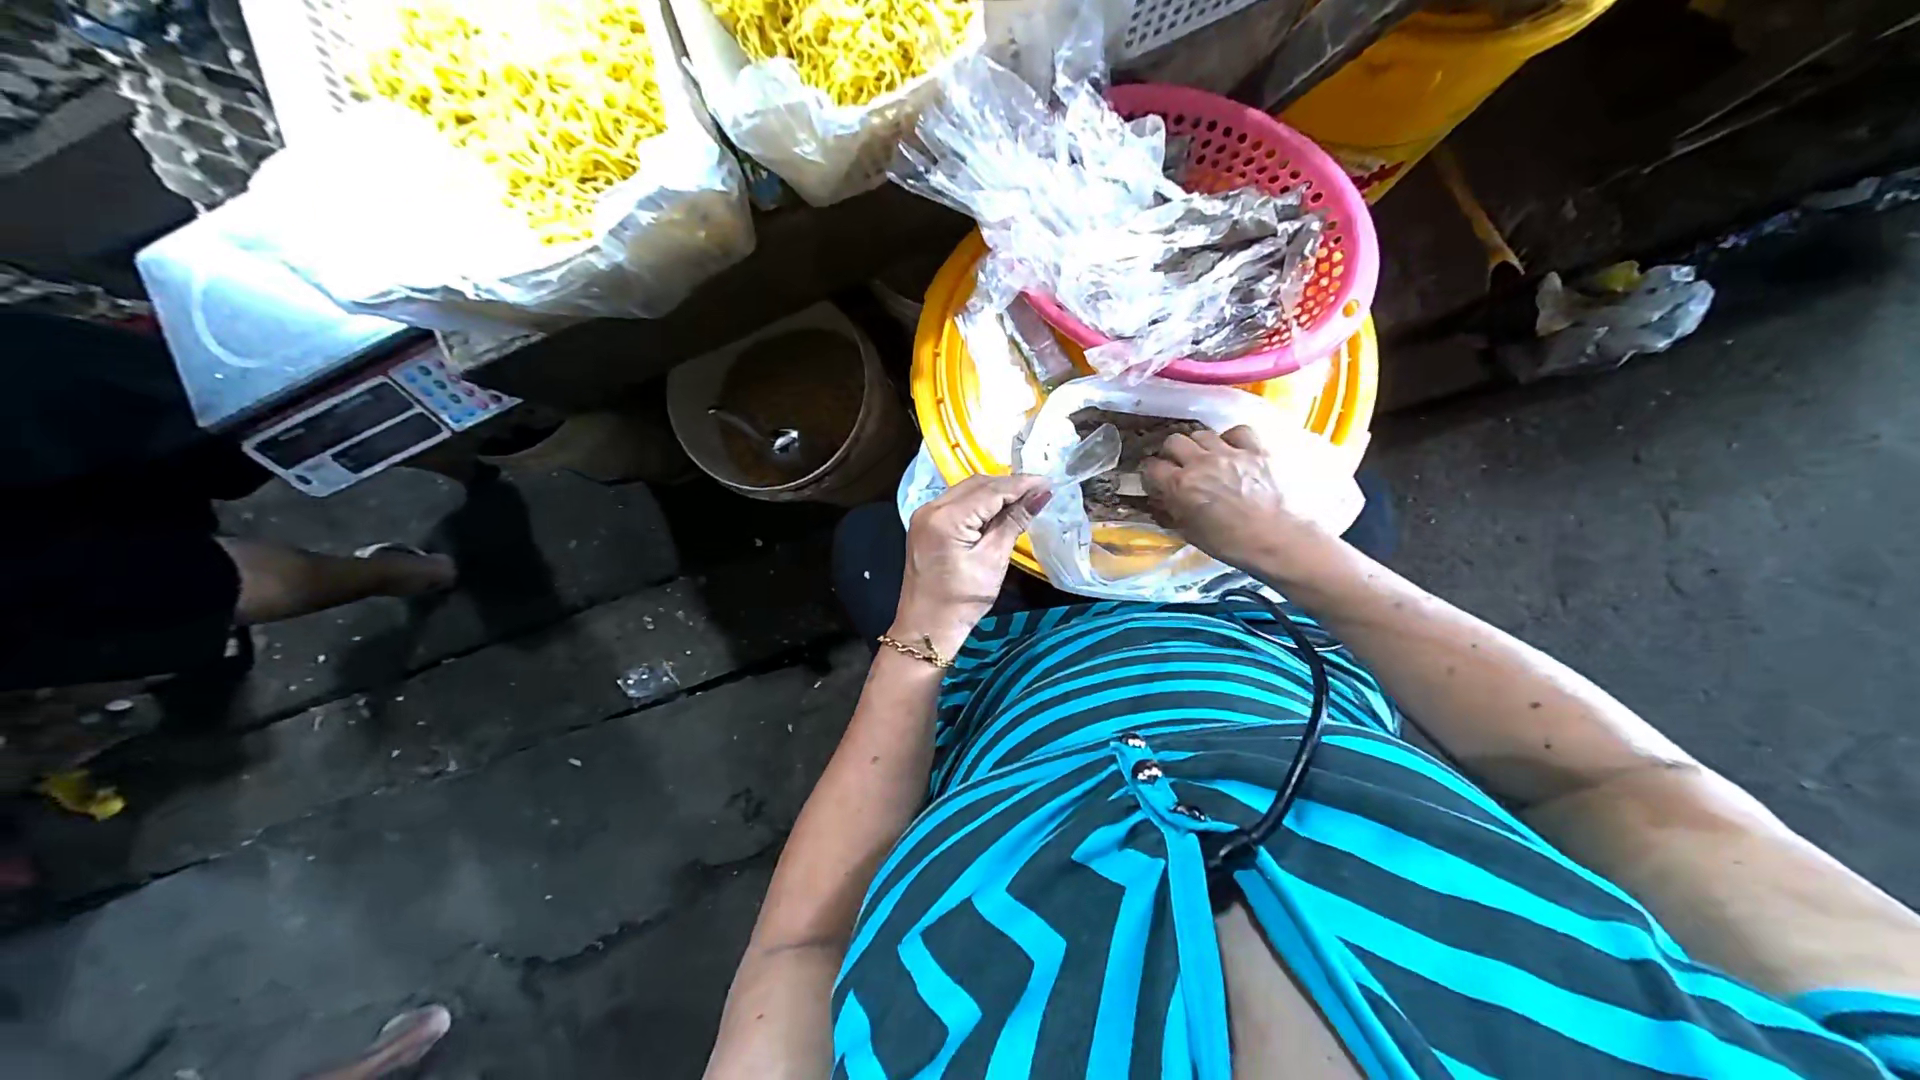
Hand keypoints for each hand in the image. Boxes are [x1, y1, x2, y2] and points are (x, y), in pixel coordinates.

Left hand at [895, 474, 1049, 655]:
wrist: (927, 625)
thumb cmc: (962, 599)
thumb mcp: (993, 559)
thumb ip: (1014, 522)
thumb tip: (1040, 495)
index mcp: (946, 518)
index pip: (990, 490)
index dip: (1021, 484)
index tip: (1048, 483)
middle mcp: (931, 508)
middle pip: (977, 484)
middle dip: (1009, 484)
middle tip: (1039, 489)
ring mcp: (924, 514)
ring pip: (966, 490)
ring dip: (995, 491)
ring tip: (1025, 496)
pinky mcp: (925, 523)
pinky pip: (957, 501)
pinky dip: (979, 501)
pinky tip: (999, 507)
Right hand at [1142, 426, 1334, 570]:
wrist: (1282, 540)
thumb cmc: (1234, 545)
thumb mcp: (1192, 534)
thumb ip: (1173, 512)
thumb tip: (1164, 500)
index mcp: (1180, 486)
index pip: (1152, 467)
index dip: (1151, 473)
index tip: (1156, 480)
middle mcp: (1201, 462)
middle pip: (1174, 441)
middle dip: (1172, 453)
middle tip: (1180, 466)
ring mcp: (1230, 452)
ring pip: (1203, 433)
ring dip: (1199, 445)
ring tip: (1207, 457)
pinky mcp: (1257, 449)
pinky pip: (1237, 431)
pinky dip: (1231, 438)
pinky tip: (1234, 450)